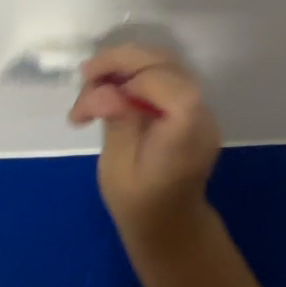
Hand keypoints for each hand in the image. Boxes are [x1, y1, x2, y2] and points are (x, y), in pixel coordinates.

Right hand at [67, 43, 221, 240]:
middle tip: (85, 75)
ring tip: (91, 84)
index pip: (171, 85)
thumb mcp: (117, 171)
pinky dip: (132, 74)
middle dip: (122, 60)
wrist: (170, 225)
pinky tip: (109, 89)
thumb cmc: (138, 205)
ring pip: (163, 63)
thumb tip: (106, 90)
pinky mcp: (187, 107)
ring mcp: (197, 109)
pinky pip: (162, 76)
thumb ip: (118, 125)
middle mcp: (200, 116)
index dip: (133, 78)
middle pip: (167, 64)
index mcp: (186, 136)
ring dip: (124, 65)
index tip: (98, 96)